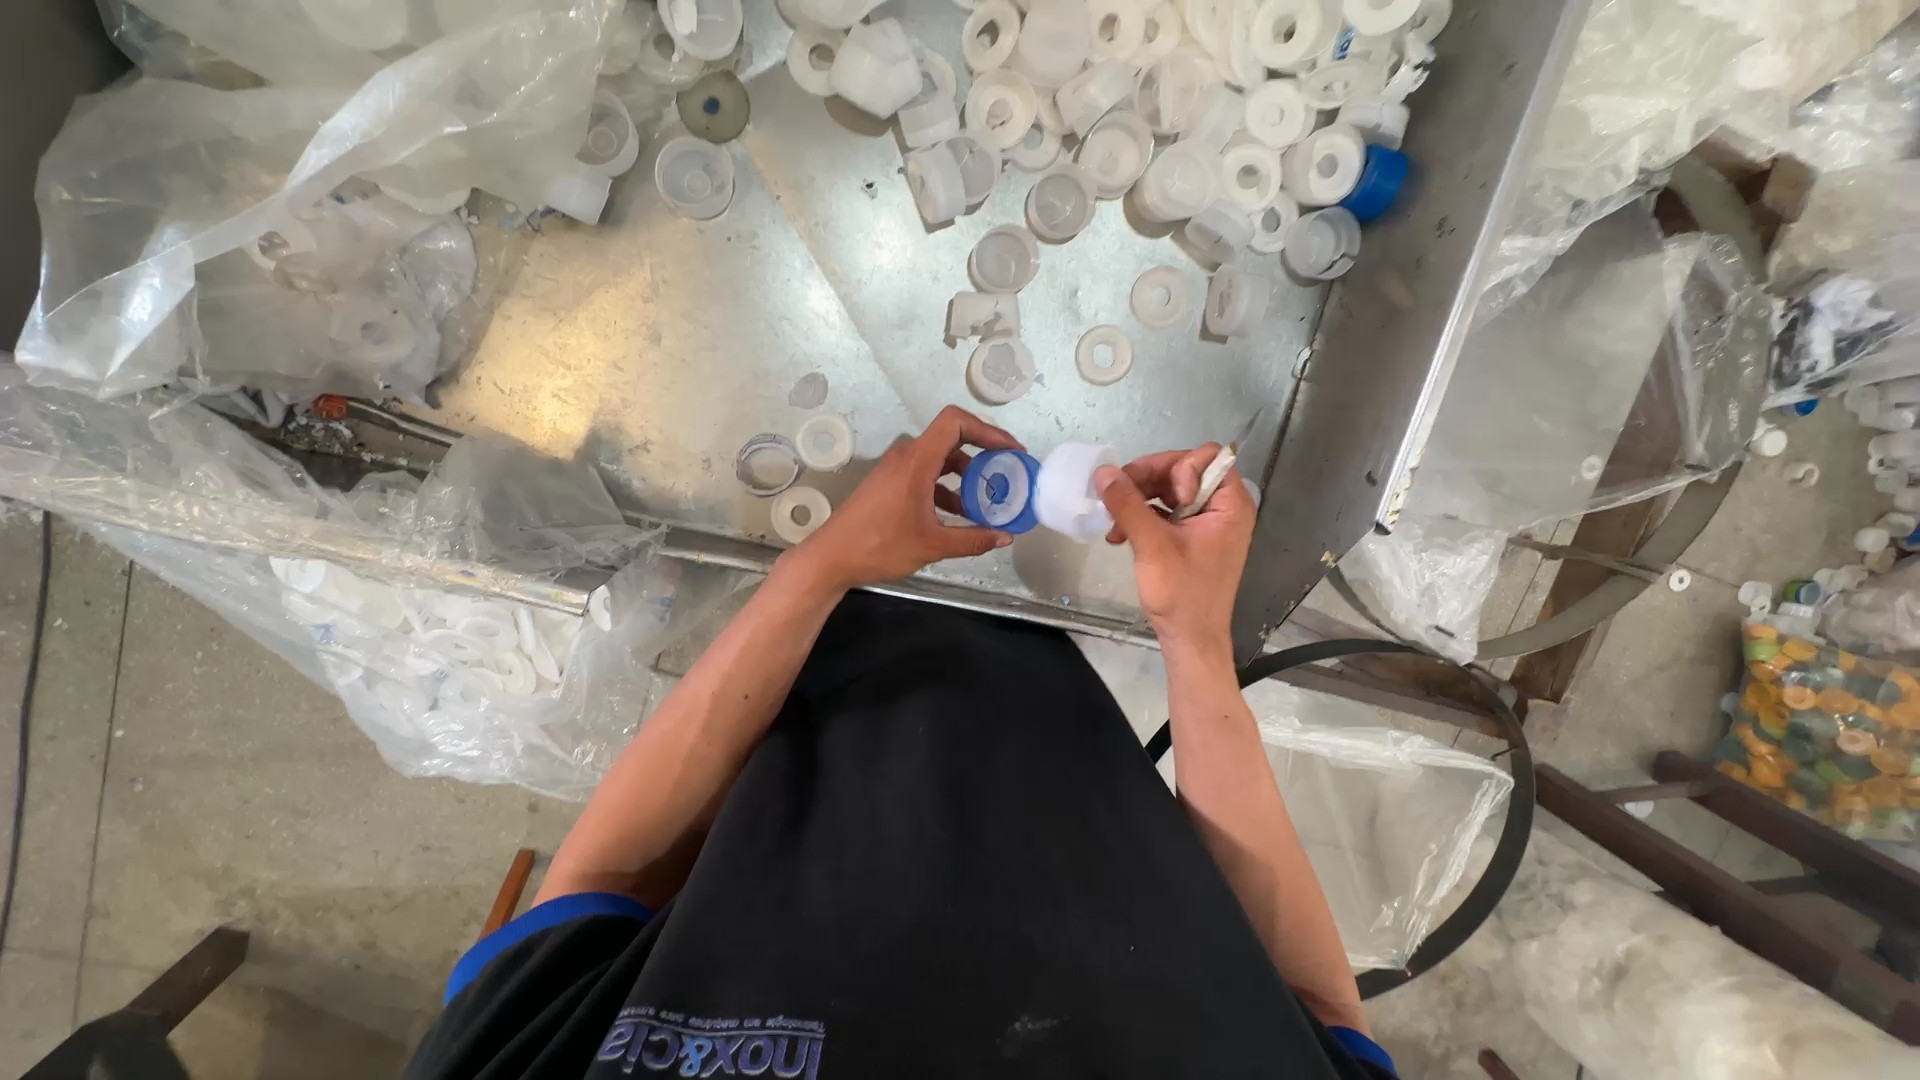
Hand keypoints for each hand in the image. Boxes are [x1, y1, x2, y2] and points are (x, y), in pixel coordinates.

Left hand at [785, 406, 1023, 591]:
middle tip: (1006, 473)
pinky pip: (925, 475)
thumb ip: (973, 539)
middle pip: (951, 439)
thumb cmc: (880, 546)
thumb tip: (1004, 538)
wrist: (831, 558)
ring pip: (939, 460)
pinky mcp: (889, 484)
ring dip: (965, 476)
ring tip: (987, 500)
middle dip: (983, 454)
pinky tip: (959, 515)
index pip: (956, 422)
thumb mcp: (932, 545)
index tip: (1010, 451)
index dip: (988, 430)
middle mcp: (906, 457)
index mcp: (917, 461)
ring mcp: (895, 470)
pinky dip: (946, 488)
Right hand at [1096, 443, 1255, 655]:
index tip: (1160, 497)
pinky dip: (1141, 517)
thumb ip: (1128, 504)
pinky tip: (1119, 535)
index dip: (1176, 469)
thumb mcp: (1152, 545)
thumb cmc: (1182, 594)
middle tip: (1118, 499)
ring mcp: (1206, 523)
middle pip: (1182, 471)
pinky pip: (1165, 512)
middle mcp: (1222, 507)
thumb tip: (1103, 471)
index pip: (1206, 457)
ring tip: (1114, 524)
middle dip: (1146, 482)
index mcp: (1230, 504)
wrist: (1191, 639)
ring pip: (1168, 490)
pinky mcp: (1191, 538)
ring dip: (1137, 501)